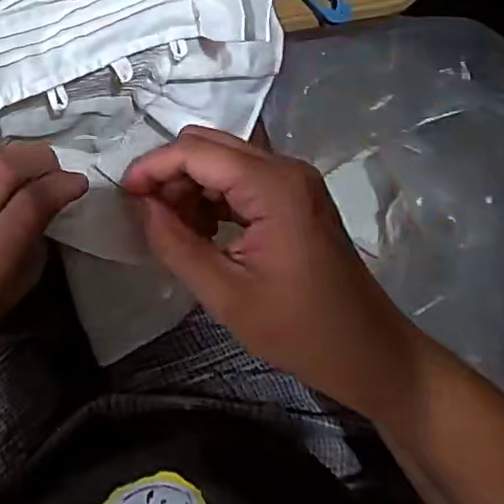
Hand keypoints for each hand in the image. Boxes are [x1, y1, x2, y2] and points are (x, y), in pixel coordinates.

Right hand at [124, 125, 424, 420]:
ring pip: (217, 156)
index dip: (152, 167)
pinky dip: (209, 193)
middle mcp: (284, 168)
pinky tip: (203, 230)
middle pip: (205, 144)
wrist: (378, 358)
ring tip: (178, 229)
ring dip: (188, 184)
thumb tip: (141, 205)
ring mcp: (292, 179)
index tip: (125, 196)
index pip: (193, 152)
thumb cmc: (305, 332)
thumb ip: (174, 244)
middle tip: (151, 215)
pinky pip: (236, 174)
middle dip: (169, 173)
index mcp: (272, 187)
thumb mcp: (226, 296)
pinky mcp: (293, 194)